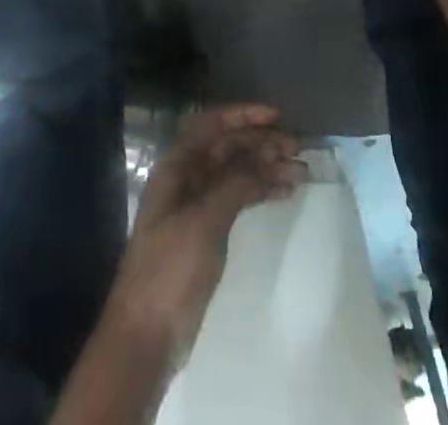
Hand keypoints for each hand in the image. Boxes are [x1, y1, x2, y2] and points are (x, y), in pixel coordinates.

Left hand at [101, 105, 305, 363]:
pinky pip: (239, 197)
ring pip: (237, 172)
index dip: (242, 115)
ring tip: (300, 172)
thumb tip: (268, 159)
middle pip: (228, 147)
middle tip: (297, 149)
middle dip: (262, 143)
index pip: (210, 126)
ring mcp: (198, 206)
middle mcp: (186, 180)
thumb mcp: (202, 221)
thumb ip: (234, 184)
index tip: (276, 116)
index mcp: (176, 168)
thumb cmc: (168, 269)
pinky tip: (285, 192)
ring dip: (267, 167)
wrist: (147, 333)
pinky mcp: (209, 230)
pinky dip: (262, 190)